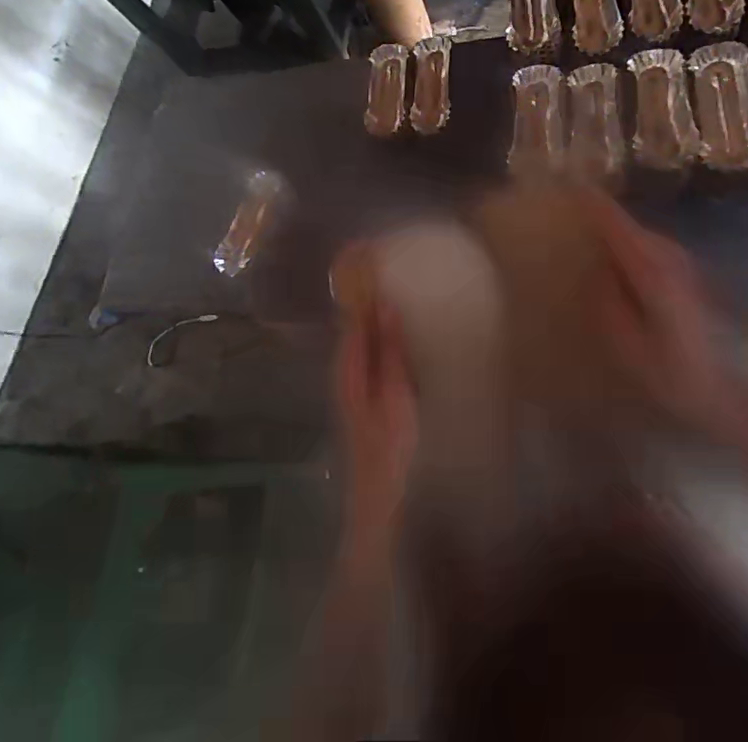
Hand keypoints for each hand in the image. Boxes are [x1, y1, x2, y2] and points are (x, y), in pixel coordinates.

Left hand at [334, 282, 417, 536]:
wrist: (381, 492)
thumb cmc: (389, 443)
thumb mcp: (394, 393)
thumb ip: (389, 350)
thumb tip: (384, 304)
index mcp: (348, 365)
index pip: (352, 313)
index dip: (361, 285)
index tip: (375, 254)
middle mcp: (346, 368)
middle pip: (355, 322)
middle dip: (369, 295)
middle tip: (392, 265)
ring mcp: (355, 381)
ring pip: (364, 336)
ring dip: (377, 313)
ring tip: (400, 288)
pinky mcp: (367, 391)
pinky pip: (372, 351)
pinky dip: (383, 333)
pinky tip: (401, 330)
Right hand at [581, 193, 737, 433]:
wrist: (724, 393)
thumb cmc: (672, 375)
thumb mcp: (627, 344)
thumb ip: (607, 302)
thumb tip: (597, 269)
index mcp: (654, 273)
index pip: (619, 227)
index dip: (595, 205)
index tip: (570, 187)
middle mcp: (672, 260)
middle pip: (631, 228)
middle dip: (602, 216)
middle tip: (570, 213)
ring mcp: (685, 266)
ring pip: (642, 238)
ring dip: (617, 233)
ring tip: (588, 235)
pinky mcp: (689, 277)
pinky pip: (651, 250)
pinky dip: (631, 248)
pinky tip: (618, 264)